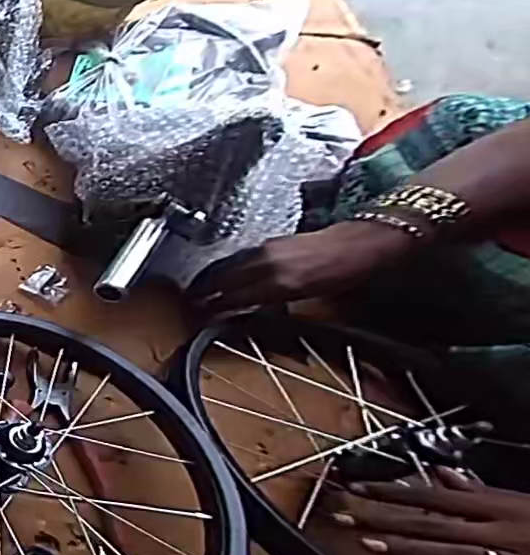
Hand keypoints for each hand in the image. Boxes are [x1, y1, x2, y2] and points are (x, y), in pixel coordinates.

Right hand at [187, 221, 415, 312]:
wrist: (366, 241)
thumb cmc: (349, 271)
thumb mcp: (313, 293)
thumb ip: (275, 298)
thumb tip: (246, 305)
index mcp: (280, 283)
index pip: (233, 297)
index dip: (214, 307)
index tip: (200, 313)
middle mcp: (266, 266)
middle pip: (220, 280)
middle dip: (201, 291)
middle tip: (189, 300)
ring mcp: (264, 252)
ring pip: (224, 267)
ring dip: (208, 278)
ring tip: (198, 287)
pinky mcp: (266, 243)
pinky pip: (236, 258)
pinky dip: (224, 267)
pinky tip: (222, 272)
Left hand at [338, 467, 529, 554]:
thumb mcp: (528, 503)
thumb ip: (484, 492)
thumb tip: (441, 473)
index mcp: (505, 509)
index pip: (436, 497)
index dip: (392, 492)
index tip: (353, 489)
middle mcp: (509, 533)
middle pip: (433, 525)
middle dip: (383, 521)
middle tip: (339, 518)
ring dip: (409, 551)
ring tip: (367, 545)